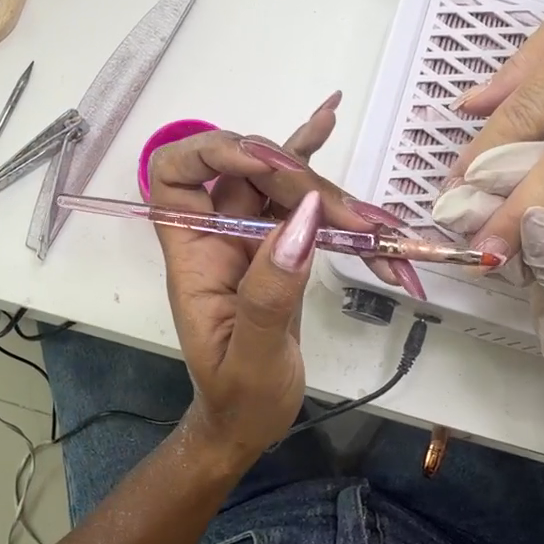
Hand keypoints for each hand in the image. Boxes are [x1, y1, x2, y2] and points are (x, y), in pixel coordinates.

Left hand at [149, 94, 424, 456]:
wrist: (247, 423)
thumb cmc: (239, 401)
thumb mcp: (254, 359)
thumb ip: (271, 291)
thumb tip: (304, 218)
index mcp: (193, 258)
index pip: (173, 180)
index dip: (210, 154)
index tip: (263, 164)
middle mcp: (216, 237)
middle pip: (245, 175)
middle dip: (297, 184)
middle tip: (349, 219)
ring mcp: (249, 238)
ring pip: (278, 185)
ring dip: (324, 190)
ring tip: (370, 217)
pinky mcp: (280, 246)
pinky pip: (295, 199)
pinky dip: (313, 165)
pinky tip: (327, 121)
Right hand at [435, 142, 543, 481]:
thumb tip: (531, 213)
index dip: (542, 169)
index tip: (495, 169)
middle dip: (508, 187)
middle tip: (462, 190)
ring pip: (531, 217)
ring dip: (494, 214)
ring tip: (456, 211)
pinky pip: (519, 249)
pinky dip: (495, 243)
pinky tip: (470, 239)